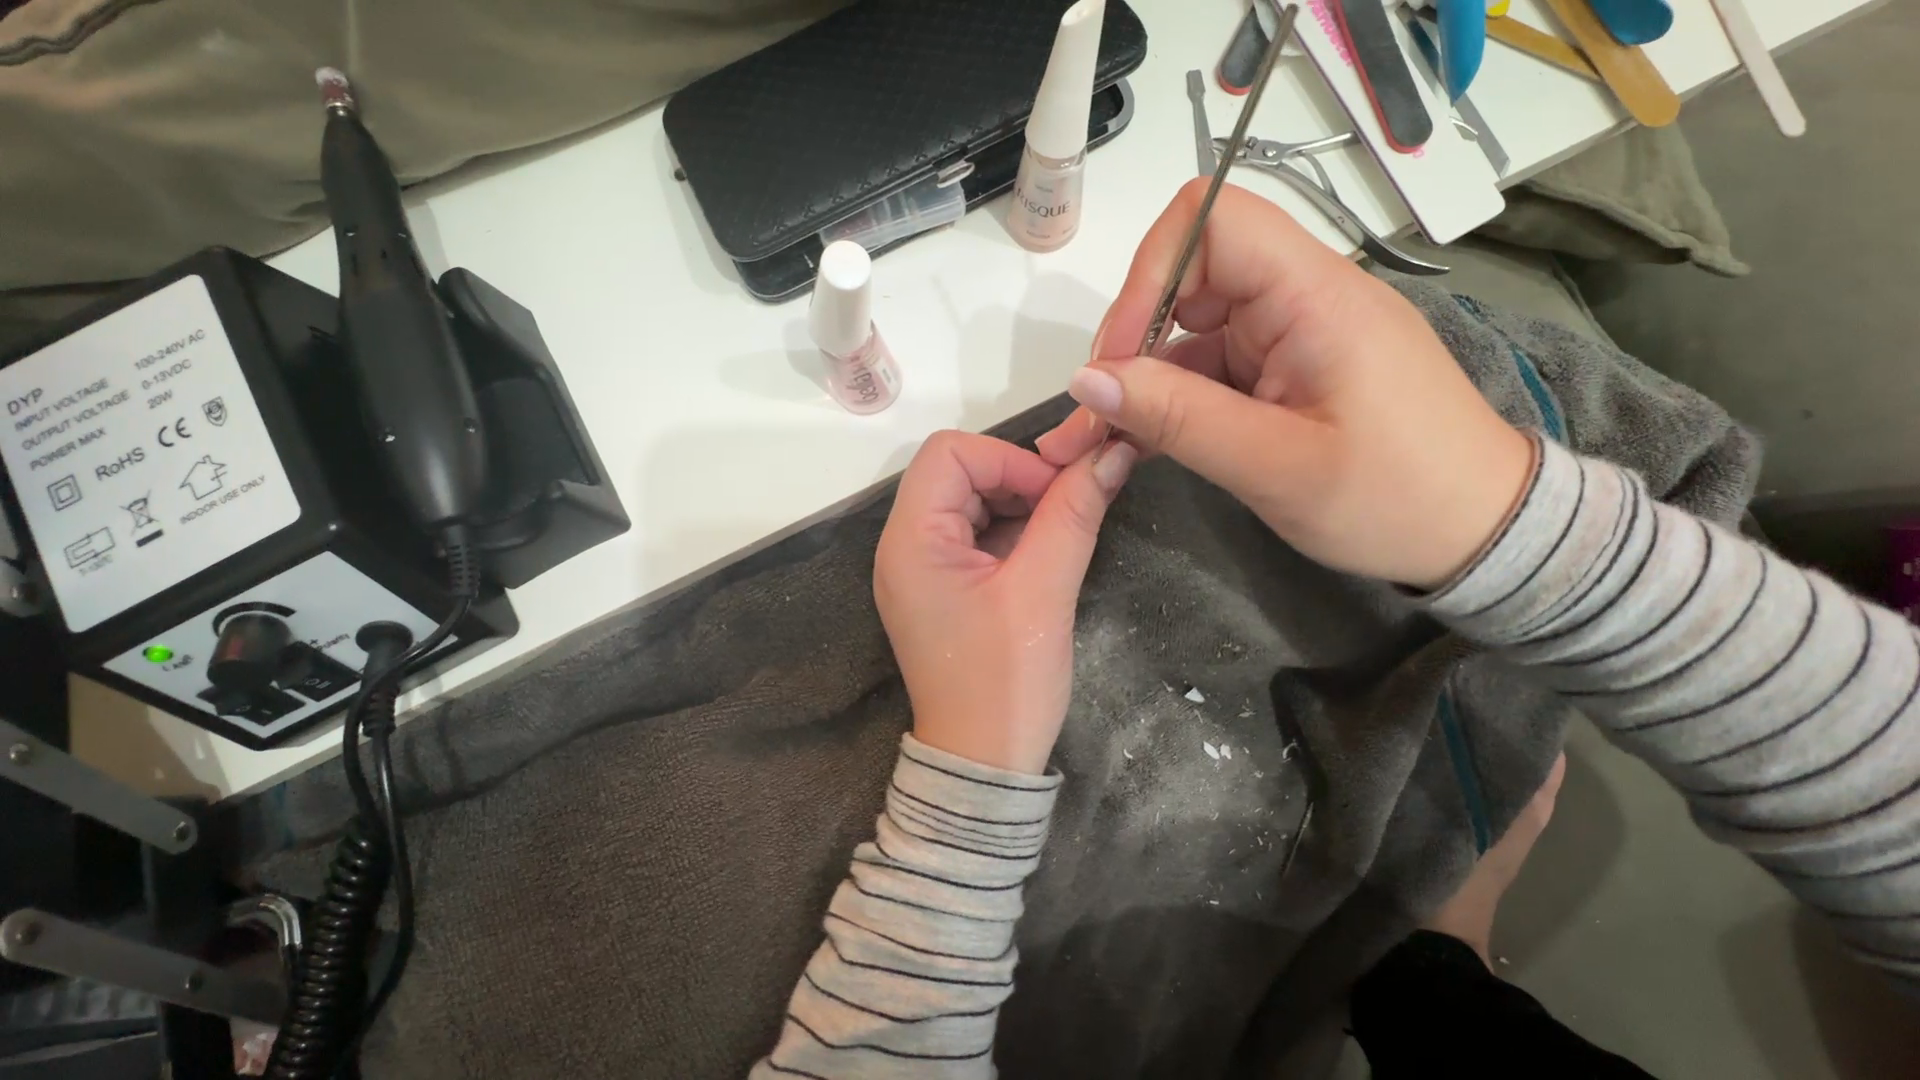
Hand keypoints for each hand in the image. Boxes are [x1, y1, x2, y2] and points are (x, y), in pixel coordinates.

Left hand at [874, 431, 1134, 773]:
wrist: (983, 763)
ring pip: (968, 500)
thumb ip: (1073, 514)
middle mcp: (903, 546)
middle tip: (1070, 506)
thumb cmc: (1007, 682)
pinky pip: (971, 534)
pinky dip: (1009, 530)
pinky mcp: (939, 587)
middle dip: (1017, 479)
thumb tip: (1112, 451)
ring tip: (1061, 532)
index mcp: (912, 541)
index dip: (1010, 460)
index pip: (951, 453)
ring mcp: (919, 569)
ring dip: (1017, 504)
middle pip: (957, 472)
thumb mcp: (1044, 592)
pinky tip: (1043, 552)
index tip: (1059, 493)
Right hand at [1035, 181, 1534, 589]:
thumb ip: (1177, 418)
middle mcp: (1301, 296)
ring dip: (1142, 379)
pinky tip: (1141, 442)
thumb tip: (1086, 379)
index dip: (1149, 274)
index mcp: (1314, 295)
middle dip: (1131, 338)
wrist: (1479, 530)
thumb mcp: (1275, 467)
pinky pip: (1211, 366)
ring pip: (1190, 327)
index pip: (1210, 220)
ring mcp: (1293, 332)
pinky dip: (1172, 400)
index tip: (1119, 356)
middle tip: (1099, 412)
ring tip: (1103, 440)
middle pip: (1189, 274)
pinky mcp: (1288, 367)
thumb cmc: (1393, 498)